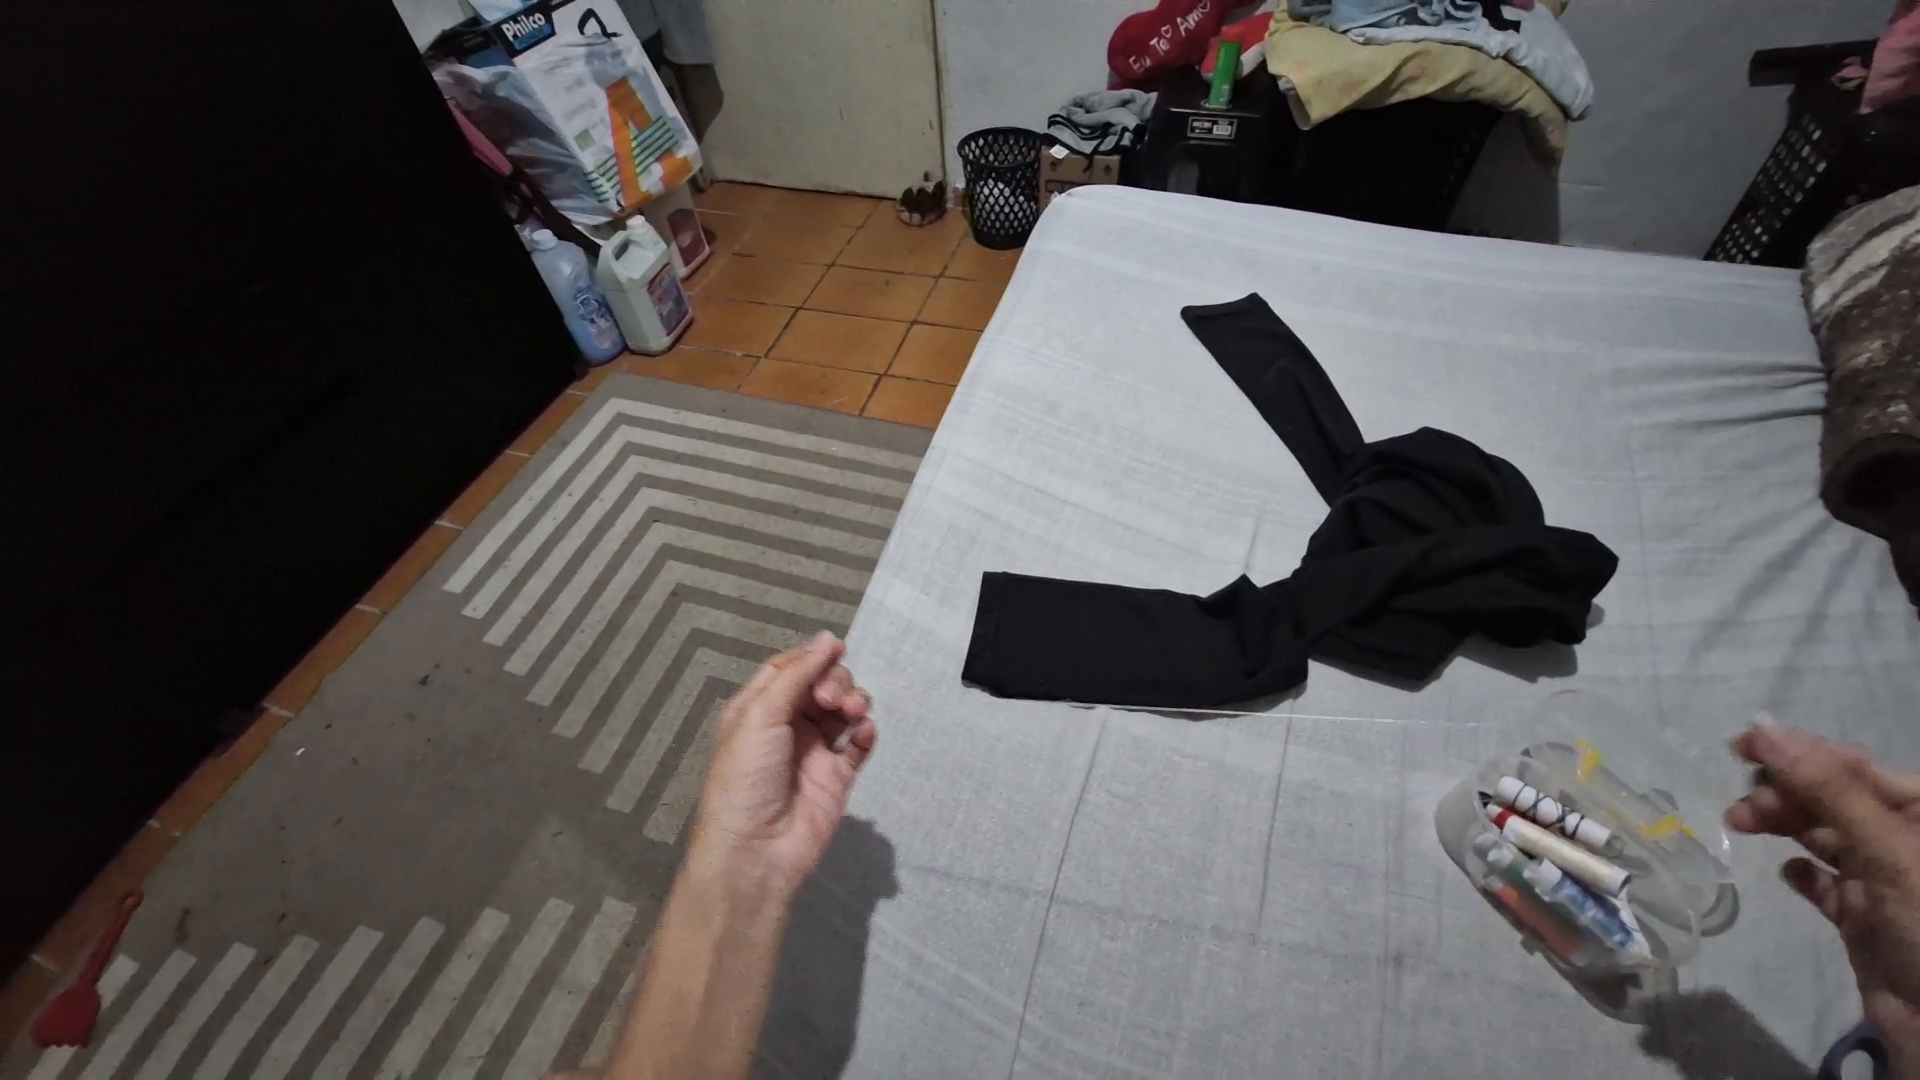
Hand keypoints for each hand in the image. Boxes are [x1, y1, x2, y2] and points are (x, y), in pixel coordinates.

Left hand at [691, 632, 877, 894]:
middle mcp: (788, 726)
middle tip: (832, 698)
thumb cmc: (746, 777)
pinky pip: (859, 746)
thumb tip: (829, 638)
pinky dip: (866, 734)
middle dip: (835, 681)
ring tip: (853, 714)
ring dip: (854, 702)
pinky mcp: (838, 777)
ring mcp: (815, 752)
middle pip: (822, 685)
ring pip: (844, 711)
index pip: (789, 669)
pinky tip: (864, 734)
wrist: (756, 851)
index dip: (812, 656)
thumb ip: (797, 675)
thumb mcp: (760, 716)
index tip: (836, 647)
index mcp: (758, 709)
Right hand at [1725, 721, 1919, 1067]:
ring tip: (1740, 826)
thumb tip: (1762, 726)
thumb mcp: (1891, 853)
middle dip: (1783, 793)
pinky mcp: (1865, 917)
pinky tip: (1786, 873)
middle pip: (1834, 799)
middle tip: (1744, 805)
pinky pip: (1822, 881)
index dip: (1800, 753)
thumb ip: (1828, 788)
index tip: (1739, 747)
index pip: (1858, 769)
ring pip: (1821, 834)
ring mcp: (1889, 884)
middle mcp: (1910, 846)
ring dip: (1779, 824)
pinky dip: (1798, 870)